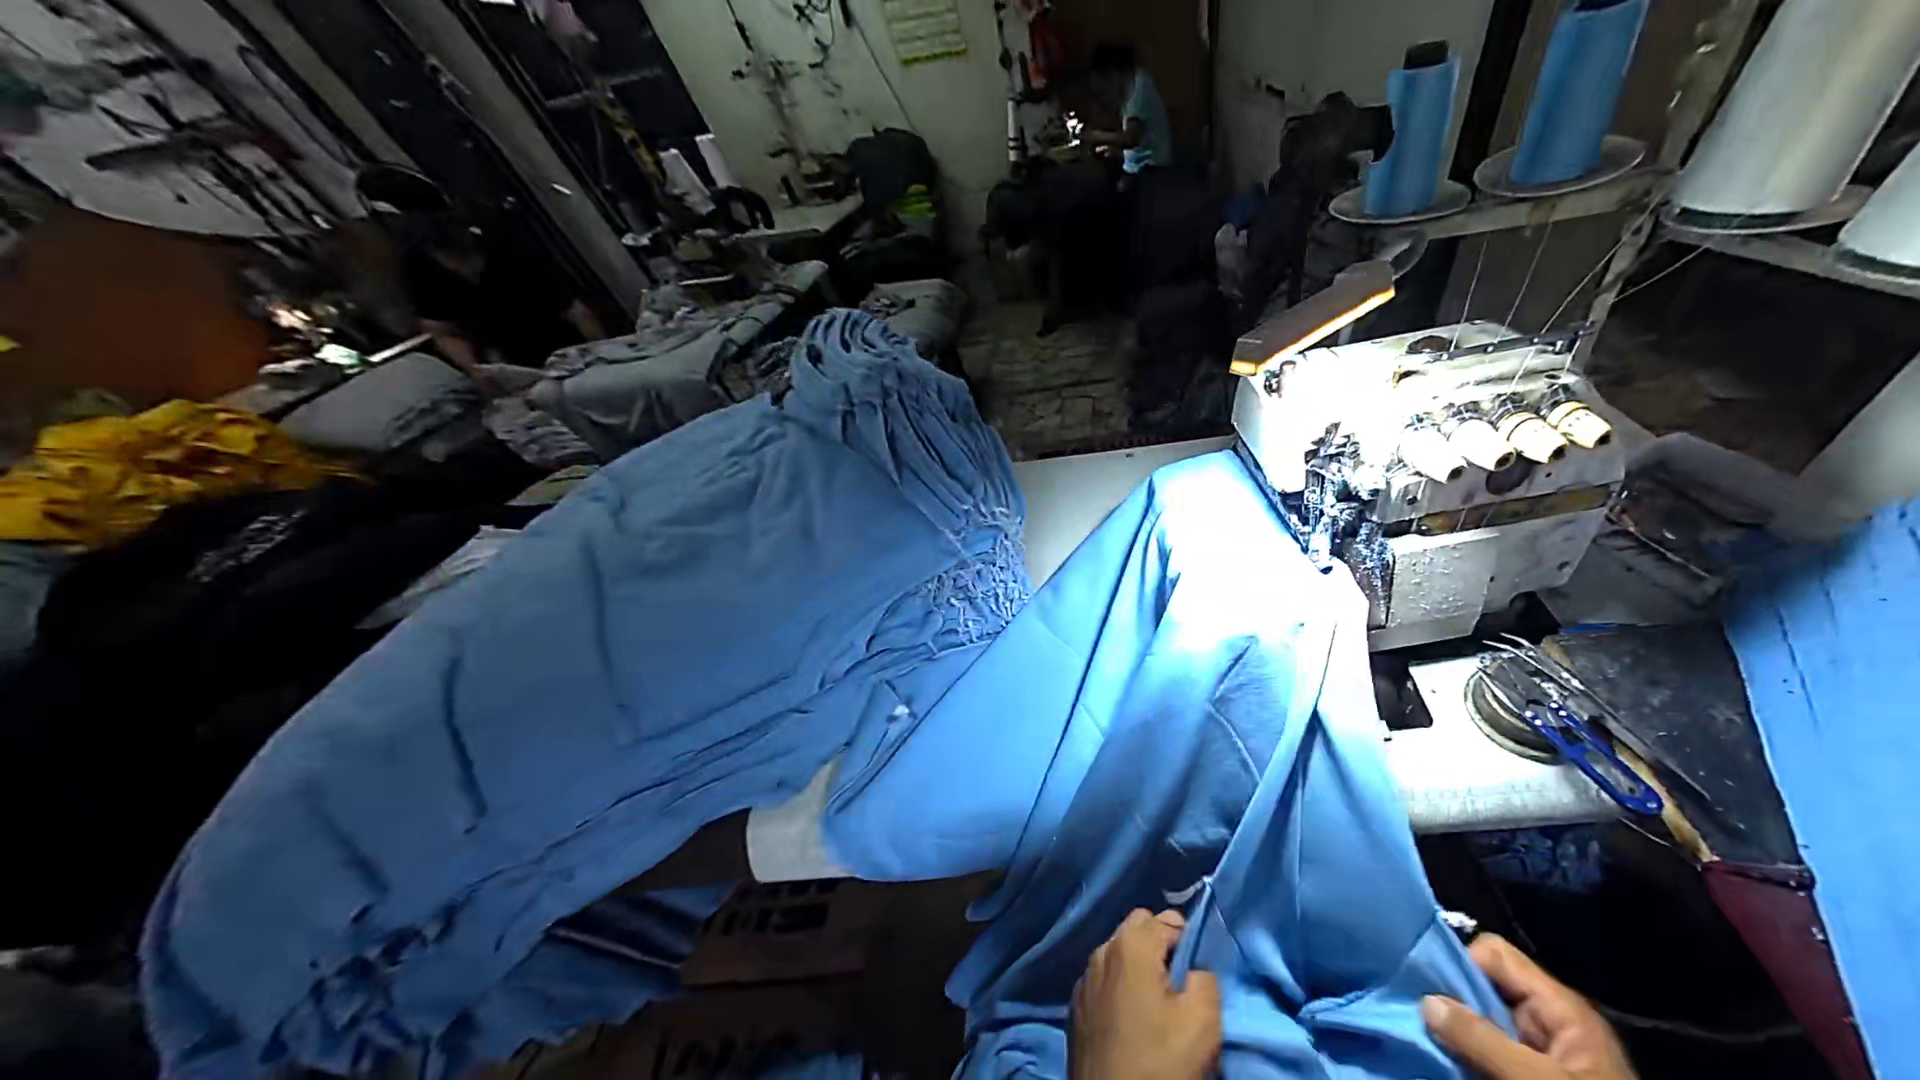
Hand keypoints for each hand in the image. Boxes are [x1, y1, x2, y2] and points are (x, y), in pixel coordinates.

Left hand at [1070, 909, 1221, 1079]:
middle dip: (1160, 942)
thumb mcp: (1202, 1023)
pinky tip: (1132, 1013)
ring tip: (1158, 998)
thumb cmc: (1159, 1064)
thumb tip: (1194, 967)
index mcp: (1130, 946)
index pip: (1167, 920)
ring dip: (1138, 962)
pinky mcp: (1076, 1004)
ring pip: (1118, 950)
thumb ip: (1205, 979)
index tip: (1199, 964)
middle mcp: (1101, 950)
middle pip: (1138, 926)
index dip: (1188, 938)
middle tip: (1181, 979)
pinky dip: (1120, 981)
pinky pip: (1104, 976)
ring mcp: (1084, 977)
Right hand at [1422, 934, 1636, 1079]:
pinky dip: (1468, 1058)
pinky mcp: (1533, 1078)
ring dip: (1457, 1035)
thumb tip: (1426, 1001)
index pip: (1494, 954)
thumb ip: (1481, 1039)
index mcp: (1560, 1008)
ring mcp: (1543, 1055)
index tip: (1430, 989)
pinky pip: (1490, 1054)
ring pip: (1482, 1023)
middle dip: (1452, 1003)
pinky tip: (1449, 1066)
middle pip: (1484, 988)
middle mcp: (1550, 1022)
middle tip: (1421, 1020)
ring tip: (1430, 1045)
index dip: (1460, 964)